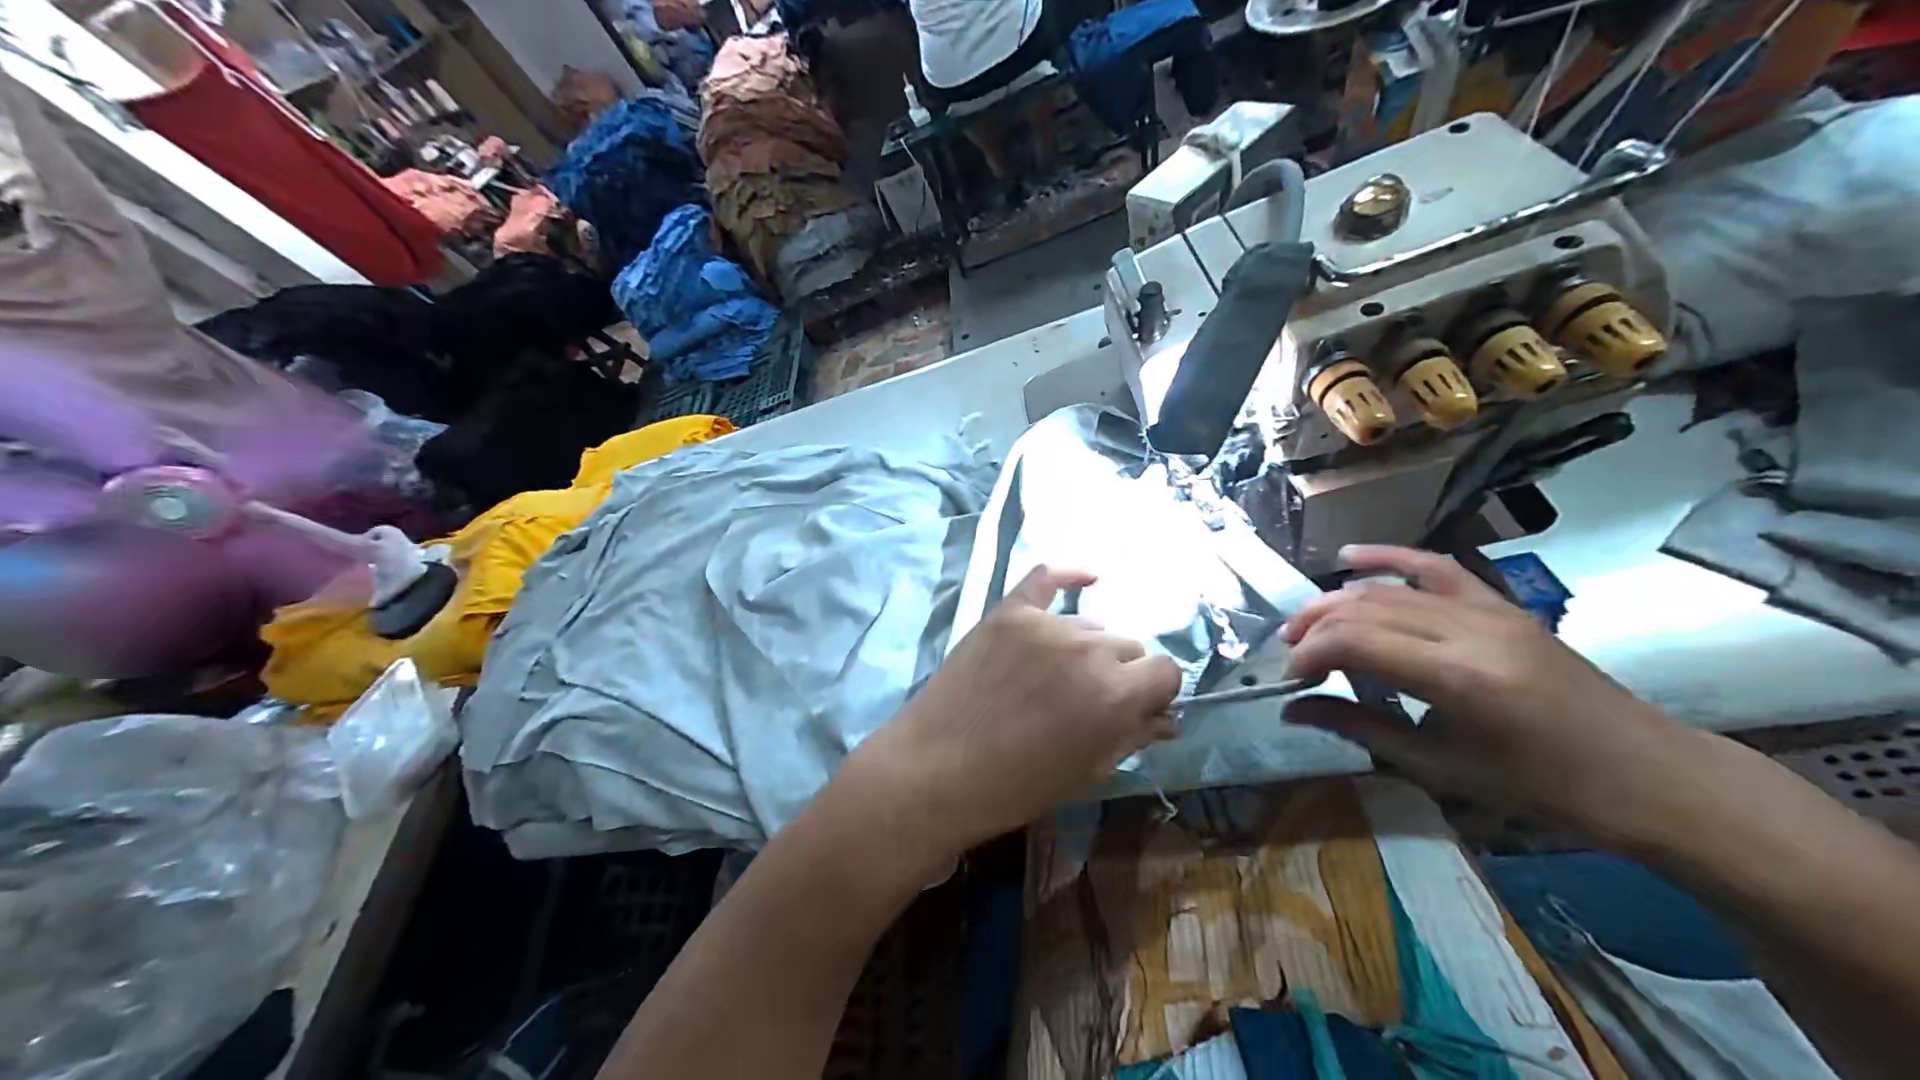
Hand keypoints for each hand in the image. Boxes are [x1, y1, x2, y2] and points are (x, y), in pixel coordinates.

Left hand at [835, 566, 1181, 868]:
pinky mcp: (1007, 613)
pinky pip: (1046, 578)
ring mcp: (1044, 625)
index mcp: (1116, 694)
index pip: (1166, 671)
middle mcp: (1088, 649)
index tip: (1138, 706)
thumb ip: (1132, 736)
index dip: (1155, 691)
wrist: (935, 772)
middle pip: (1127, 647)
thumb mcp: (1087, 771)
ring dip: (1084, 649)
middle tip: (1086, 699)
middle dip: (1119, 673)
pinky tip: (1086, 578)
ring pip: (1089, 626)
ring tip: (1053, 676)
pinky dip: (1067, 577)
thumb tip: (1166, 718)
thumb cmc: (1016, 787)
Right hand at [1279, 545, 1695, 840]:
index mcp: (1458, 678)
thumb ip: (1359, 729)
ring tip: (1305, 624)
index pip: (1355, 642)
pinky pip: (1436, 568)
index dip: (1309, 653)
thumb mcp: (1439, 767)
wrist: (1646, 775)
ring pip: (1389, 589)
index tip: (1291, 678)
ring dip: (1337, 601)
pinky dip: (1389, 558)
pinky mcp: (1502, 605)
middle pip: (1364, 607)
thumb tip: (1292, 710)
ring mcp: (1490, 610)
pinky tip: (1350, 556)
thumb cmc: (1542, 787)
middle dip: (1314, 626)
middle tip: (1290, 653)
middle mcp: (1470, 630)